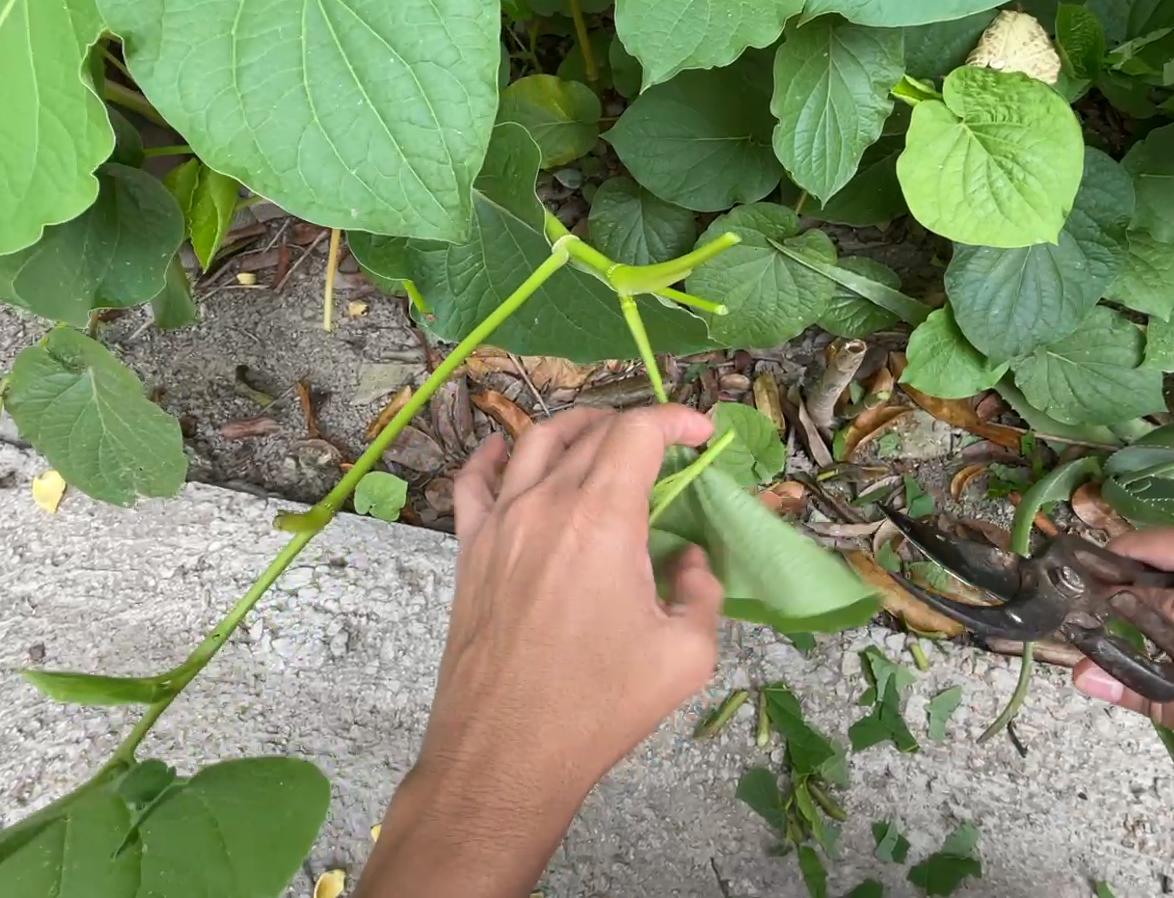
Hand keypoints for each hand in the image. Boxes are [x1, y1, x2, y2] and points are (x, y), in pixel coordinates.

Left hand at [360, 406, 724, 897]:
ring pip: (536, 441)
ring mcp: (500, 521)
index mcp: (601, 517)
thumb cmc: (598, 707)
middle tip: (664, 449)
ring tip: (602, 437)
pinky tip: (503, 451)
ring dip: (577, 428)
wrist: (505, 754)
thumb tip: (687, 559)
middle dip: (637, 427)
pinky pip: (473, 481)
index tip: (699, 432)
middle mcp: (546, 502)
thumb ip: (703, 591)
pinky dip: (492, 455)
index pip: (638, 432)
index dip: (675, 419)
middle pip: (593, 431)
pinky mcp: (470, 548)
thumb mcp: (685, 655)